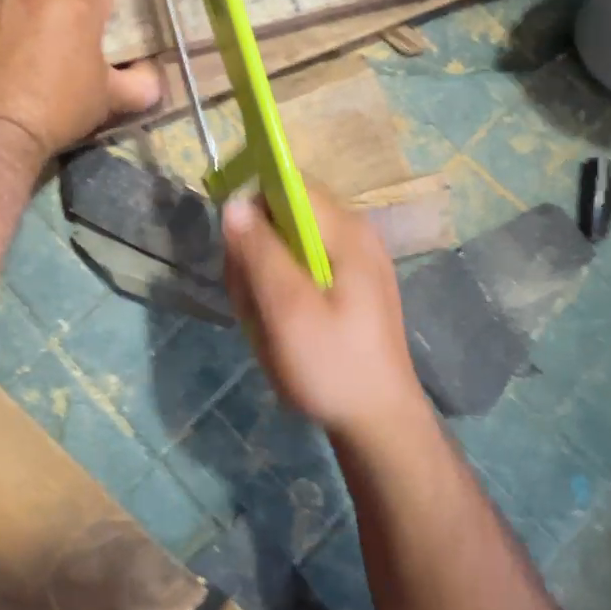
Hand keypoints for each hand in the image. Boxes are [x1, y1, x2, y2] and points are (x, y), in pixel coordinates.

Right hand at [221, 187, 421, 436]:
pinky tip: (277, 326)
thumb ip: (259, 253)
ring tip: (264, 320)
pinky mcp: (346, 288)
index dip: (254, 204)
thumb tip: (233, 203)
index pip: (290, 186)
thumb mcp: (287, 310)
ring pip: (285, 246)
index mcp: (347, 233)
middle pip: (283, 217)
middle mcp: (353, 237)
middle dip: (255, 252)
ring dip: (261, 277)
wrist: (377, 424)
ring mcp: (352, 263)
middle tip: (251, 298)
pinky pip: (297, 271)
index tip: (234, 247)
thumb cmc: (331, 365)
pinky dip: (277, 292)